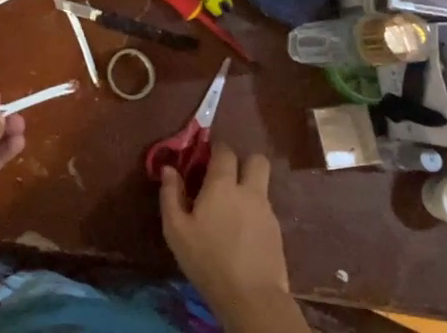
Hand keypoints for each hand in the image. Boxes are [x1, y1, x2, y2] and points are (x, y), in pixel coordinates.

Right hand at [160, 143, 303, 330]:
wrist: (252, 298)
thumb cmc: (208, 260)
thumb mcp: (176, 230)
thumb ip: (170, 195)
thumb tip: (169, 169)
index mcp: (223, 185)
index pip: (225, 151)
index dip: (216, 149)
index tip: (205, 158)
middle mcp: (249, 192)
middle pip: (257, 160)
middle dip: (244, 162)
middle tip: (226, 178)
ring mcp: (267, 212)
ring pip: (262, 186)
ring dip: (249, 189)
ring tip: (231, 211)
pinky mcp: (278, 232)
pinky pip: (265, 210)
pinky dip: (254, 213)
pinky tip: (242, 234)